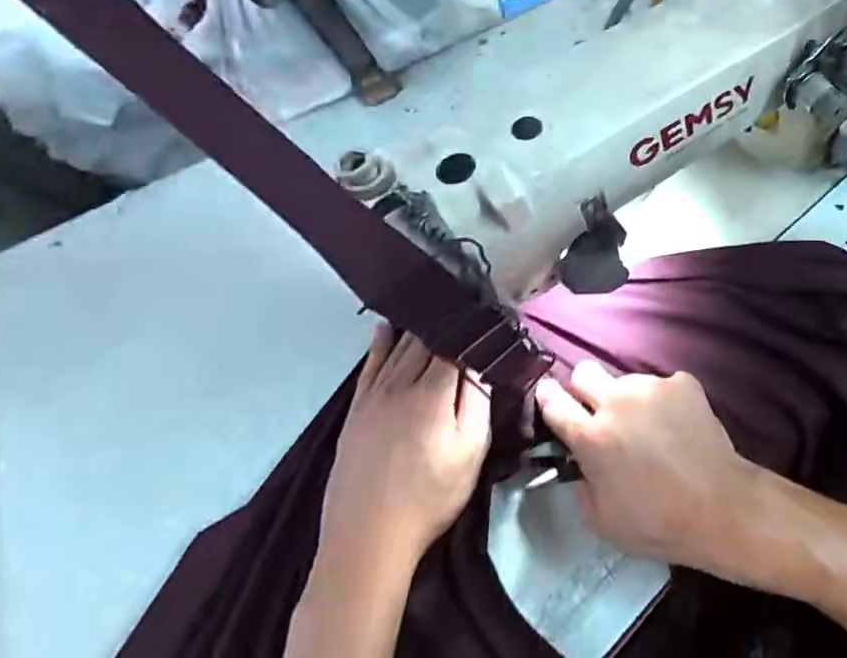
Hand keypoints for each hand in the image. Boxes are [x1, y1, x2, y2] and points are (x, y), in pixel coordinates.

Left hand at [319, 323, 492, 572]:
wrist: (367, 542)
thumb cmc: (431, 496)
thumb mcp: (470, 450)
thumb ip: (477, 400)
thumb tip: (482, 360)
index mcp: (431, 394)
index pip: (455, 345)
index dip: (473, 326)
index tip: (492, 310)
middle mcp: (398, 387)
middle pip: (425, 342)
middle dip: (448, 322)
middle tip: (468, 304)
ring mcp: (371, 399)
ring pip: (398, 350)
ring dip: (417, 327)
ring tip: (436, 306)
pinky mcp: (354, 414)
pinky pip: (368, 368)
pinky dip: (379, 345)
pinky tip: (385, 329)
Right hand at [535, 361, 761, 575]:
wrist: (717, 504)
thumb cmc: (654, 521)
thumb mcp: (599, 517)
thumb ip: (581, 479)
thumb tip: (579, 457)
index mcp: (592, 437)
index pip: (554, 403)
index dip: (547, 398)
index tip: (548, 396)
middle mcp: (618, 402)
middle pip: (585, 372)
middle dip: (584, 388)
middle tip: (597, 412)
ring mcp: (653, 386)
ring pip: (627, 381)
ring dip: (628, 400)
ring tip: (649, 430)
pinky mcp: (684, 382)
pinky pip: (662, 385)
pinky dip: (663, 401)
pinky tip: (676, 425)